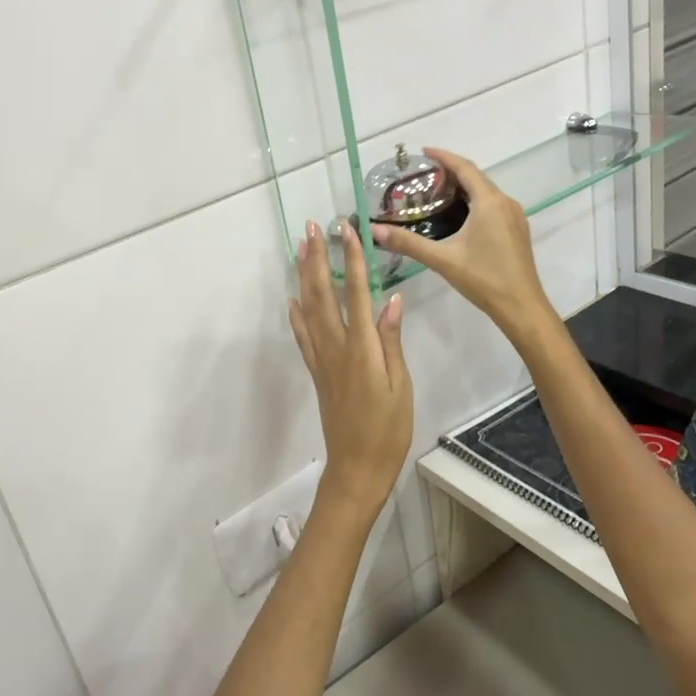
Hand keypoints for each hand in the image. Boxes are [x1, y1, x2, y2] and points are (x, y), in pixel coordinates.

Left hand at [289, 219, 412, 517]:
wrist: (357, 467)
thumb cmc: (389, 429)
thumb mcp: (402, 385)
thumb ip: (392, 341)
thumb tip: (391, 299)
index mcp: (362, 349)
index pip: (355, 293)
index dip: (352, 260)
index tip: (348, 231)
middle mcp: (336, 347)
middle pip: (323, 294)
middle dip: (317, 258)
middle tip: (313, 227)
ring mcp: (322, 359)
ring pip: (309, 309)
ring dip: (304, 277)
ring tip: (301, 249)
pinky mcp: (317, 373)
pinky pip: (303, 337)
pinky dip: (297, 314)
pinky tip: (292, 299)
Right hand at [370, 148, 556, 336]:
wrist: (521, 306)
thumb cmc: (484, 279)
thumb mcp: (442, 259)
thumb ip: (408, 242)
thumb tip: (375, 230)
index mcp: (489, 202)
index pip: (465, 168)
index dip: (444, 157)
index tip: (423, 152)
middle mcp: (505, 202)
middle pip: (476, 178)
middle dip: (451, 172)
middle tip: (423, 176)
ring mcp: (514, 216)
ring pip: (485, 192)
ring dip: (462, 188)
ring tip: (436, 193)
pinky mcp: (516, 230)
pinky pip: (493, 205)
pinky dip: (473, 202)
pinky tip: (458, 216)